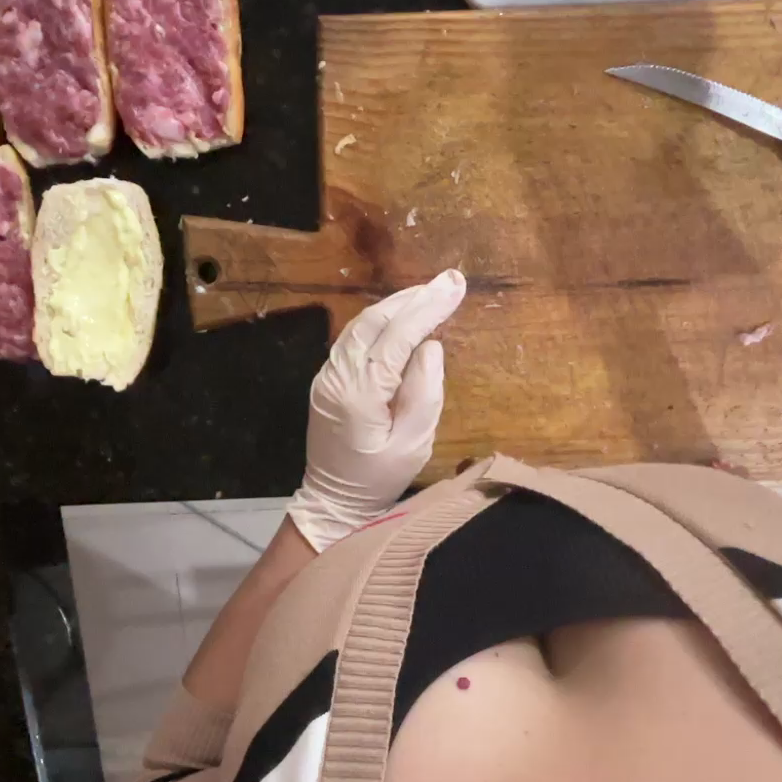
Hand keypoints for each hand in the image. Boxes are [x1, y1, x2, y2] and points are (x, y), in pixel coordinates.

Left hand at [287, 270, 465, 551]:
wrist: (332, 501)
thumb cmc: (378, 480)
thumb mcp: (413, 445)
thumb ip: (425, 394)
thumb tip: (429, 346)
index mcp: (359, 394)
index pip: (395, 337)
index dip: (427, 309)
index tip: (455, 286)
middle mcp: (337, 376)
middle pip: (374, 322)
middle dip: (414, 298)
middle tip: (449, 281)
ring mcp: (327, 376)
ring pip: (361, 325)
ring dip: (396, 305)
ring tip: (431, 292)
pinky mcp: (326, 379)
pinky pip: (353, 339)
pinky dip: (380, 321)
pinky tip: (402, 315)